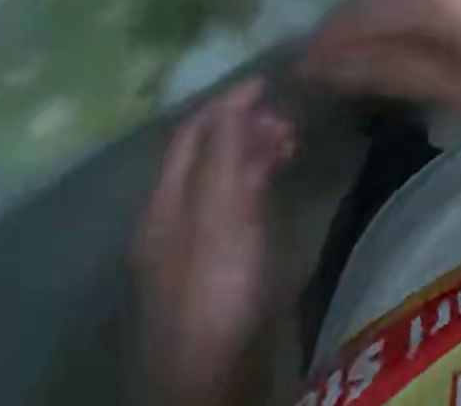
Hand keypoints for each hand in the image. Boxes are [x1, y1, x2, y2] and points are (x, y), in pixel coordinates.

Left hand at [134, 82, 294, 403]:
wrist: (216, 381)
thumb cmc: (220, 289)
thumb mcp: (222, 214)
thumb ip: (224, 156)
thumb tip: (233, 104)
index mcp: (167, 202)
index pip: (194, 133)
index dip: (229, 102)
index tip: (269, 84)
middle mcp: (174, 217)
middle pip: (208, 154)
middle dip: (247, 126)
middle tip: (290, 122)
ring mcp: (196, 244)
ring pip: (224, 178)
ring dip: (255, 151)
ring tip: (293, 145)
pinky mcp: (220, 266)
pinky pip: (237, 204)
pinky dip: (259, 181)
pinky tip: (282, 183)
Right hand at [300, 0, 460, 116]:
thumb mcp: (460, 83)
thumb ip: (389, 69)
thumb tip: (328, 67)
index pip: (353, 13)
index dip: (325, 46)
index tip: (302, 79)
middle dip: (346, 31)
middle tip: (330, 75)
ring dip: (375, 17)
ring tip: (363, 60)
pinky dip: (405, 3)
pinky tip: (408, 32)